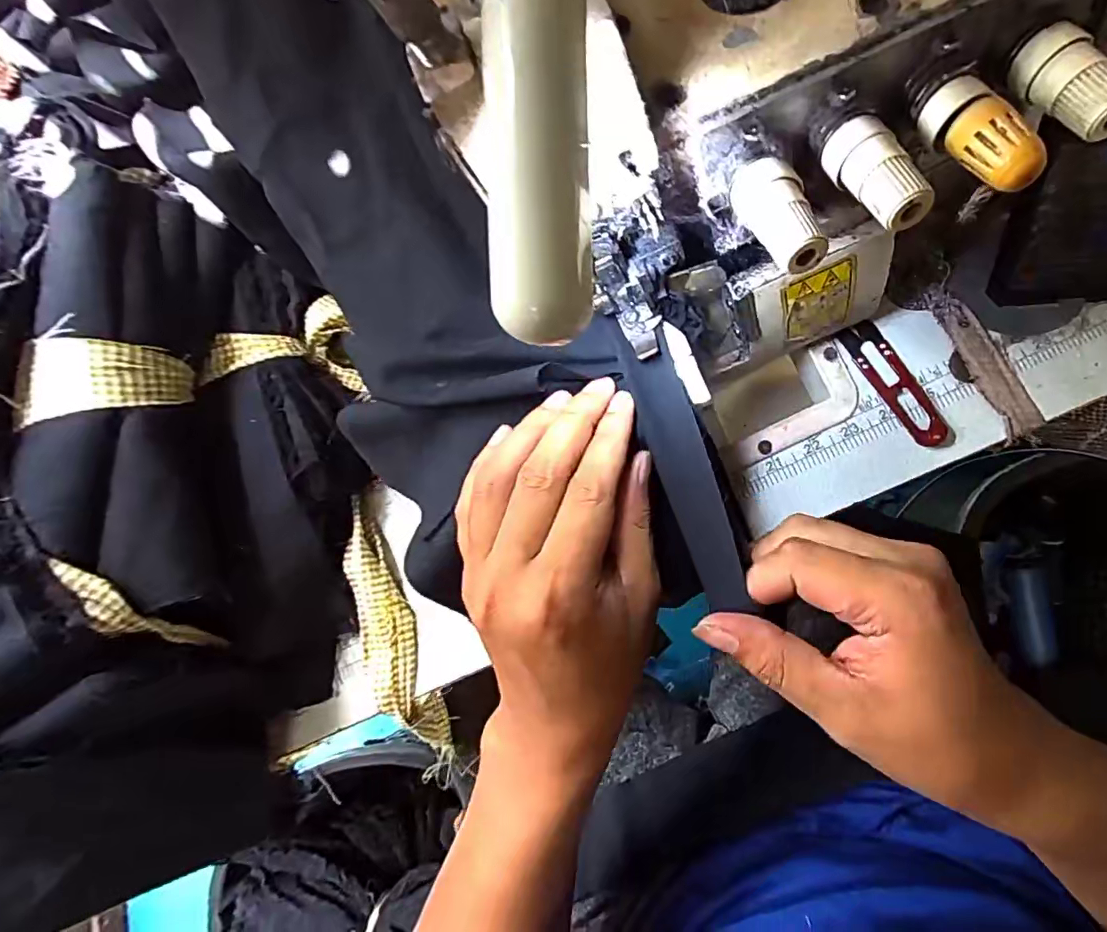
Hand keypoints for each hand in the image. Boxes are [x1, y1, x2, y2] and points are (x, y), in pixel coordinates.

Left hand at [456, 377, 658, 782]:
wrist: (548, 718)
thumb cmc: (609, 666)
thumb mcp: (641, 599)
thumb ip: (636, 525)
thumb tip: (636, 458)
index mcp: (562, 589)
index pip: (587, 493)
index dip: (608, 440)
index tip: (625, 404)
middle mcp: (509, 574)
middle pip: (539, 476)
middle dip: (573, 423)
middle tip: (599, 389)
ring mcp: (478, 571)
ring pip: (497, 479)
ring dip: (530, 430)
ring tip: (562, 400)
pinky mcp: (465, 569)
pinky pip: (470, 501)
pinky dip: (488, 460)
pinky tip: (510, 429)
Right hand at [692, 515, 1058, 812]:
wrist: (1003, 752)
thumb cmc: (926, 744)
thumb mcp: (839, 710)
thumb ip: (772, 658)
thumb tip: (710, 624)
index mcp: (894, 592)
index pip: (798, 557)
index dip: (759, 586)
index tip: (751, 630)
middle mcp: (905, 556)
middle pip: (806, 530)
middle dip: (768, 566)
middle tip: (759, 620)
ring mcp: (913, 551)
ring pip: (821, 529)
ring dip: (788, 562)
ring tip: (780, 613)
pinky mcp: (912, 558)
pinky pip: (843, 542)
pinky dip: (813, 564)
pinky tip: (810, 602)